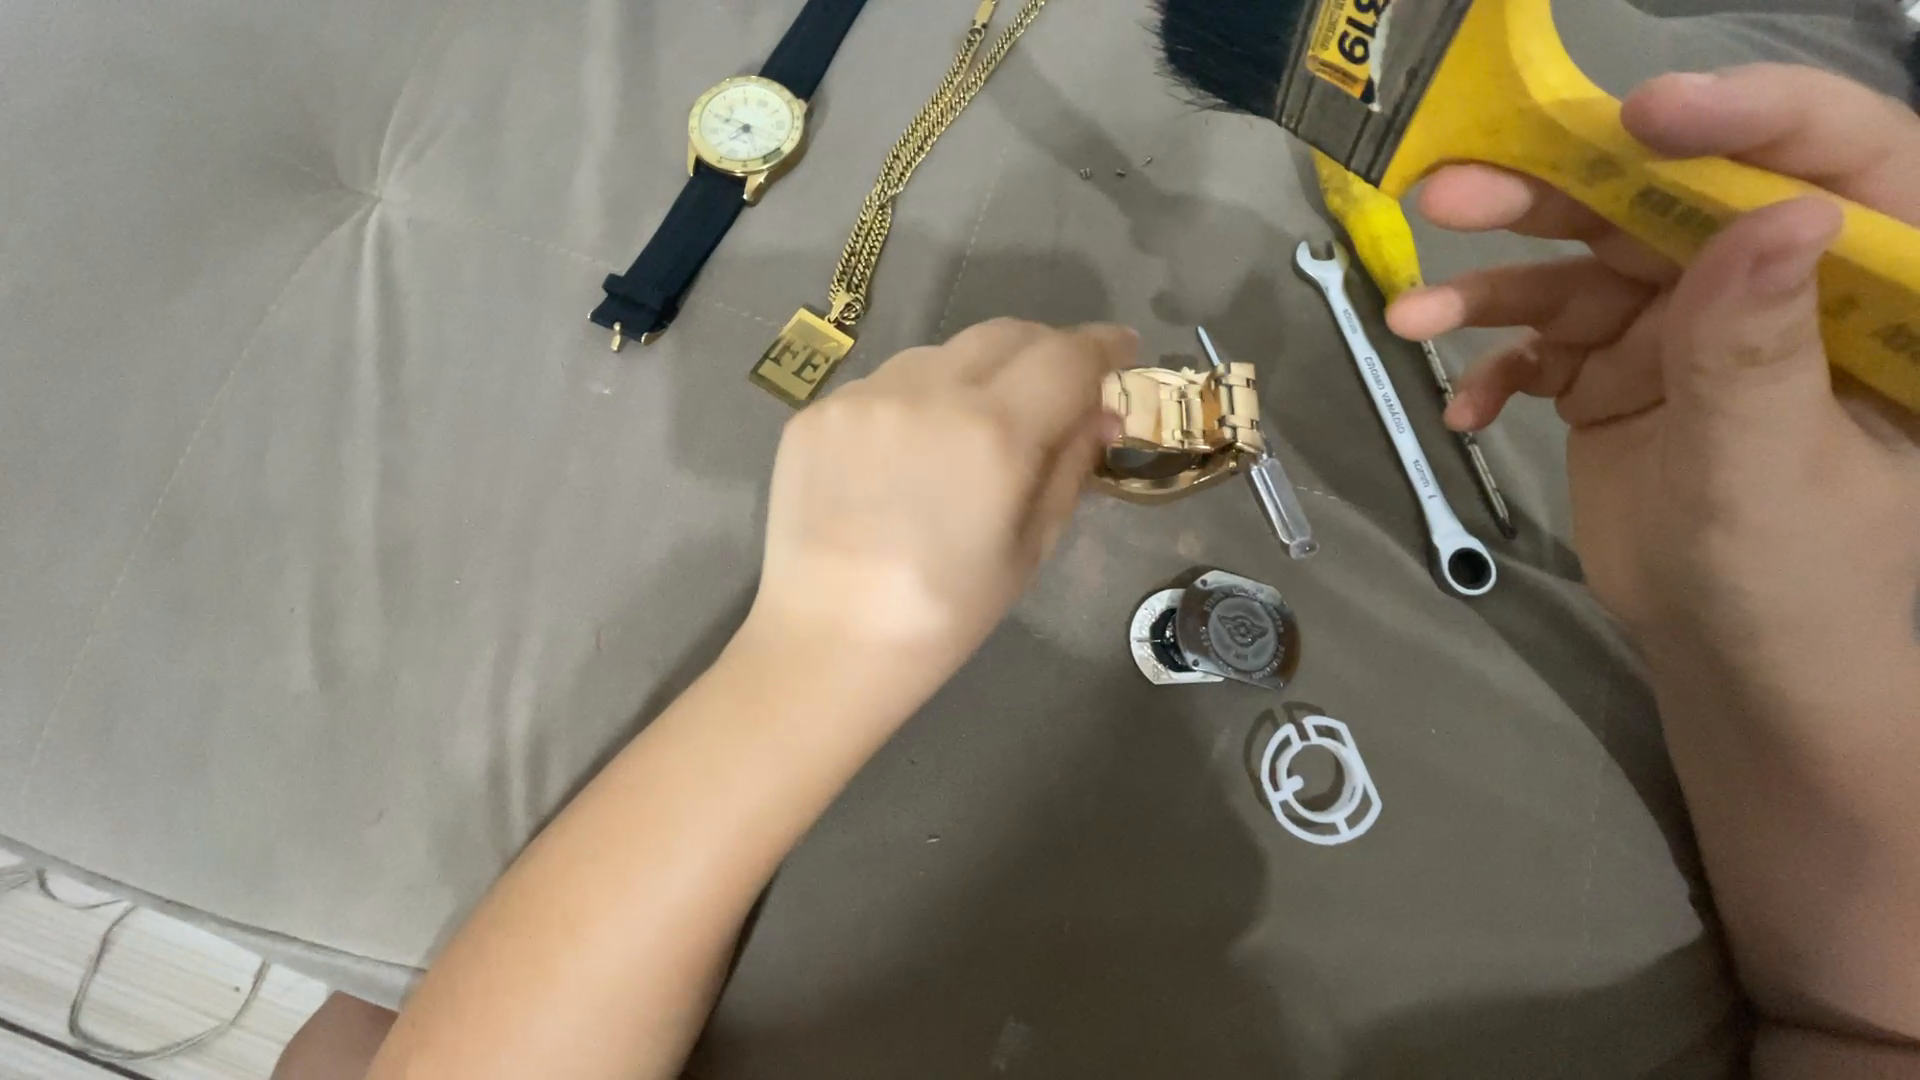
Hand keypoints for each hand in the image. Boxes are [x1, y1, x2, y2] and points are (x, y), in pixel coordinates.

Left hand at [743, 319, 1133, 695]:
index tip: (1120, 352)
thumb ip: (1069, 466)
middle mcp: (926, 392)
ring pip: (940, 355)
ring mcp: (862, 397)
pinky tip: (908, 453)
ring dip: (975, 375)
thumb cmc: (946, 613)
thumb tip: (1098, 412)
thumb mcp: (1029, 548)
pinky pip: (885, 385)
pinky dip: (915, 402)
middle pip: (1004, 335)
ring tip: (973, 429)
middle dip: (1043, 351)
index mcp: (992, 432)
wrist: (830, 640)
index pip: (1065, 356)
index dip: (1103, 347)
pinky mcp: (817, 412)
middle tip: (1054, 390)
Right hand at [1388, 65, 1919, 684]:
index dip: (1742, 121)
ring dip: (1485, 299)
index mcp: (1871, 290)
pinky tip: (1468, 417)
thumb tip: (1773, 219)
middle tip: (1449, 195)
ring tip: (1409, 320)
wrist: (1730, 651)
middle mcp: (1766, 292)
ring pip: (1572, 282)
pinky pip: (1539, 355)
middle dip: (1551, 200)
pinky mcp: (1611, 379)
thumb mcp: (1772, 466)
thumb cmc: (1795, 572)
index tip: (1636, 114)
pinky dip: (1494, 378)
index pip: (1831, 166)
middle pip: (1659, 210)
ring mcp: (1677, 335)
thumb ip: (1757, 349)